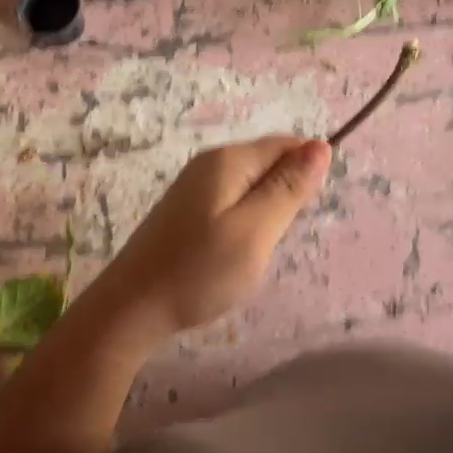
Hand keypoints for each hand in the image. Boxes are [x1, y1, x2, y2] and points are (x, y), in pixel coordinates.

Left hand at [76, 136, 331, 347]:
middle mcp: (210, 162)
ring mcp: (194, 185)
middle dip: (286, 194)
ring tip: (256, 250)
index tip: (304, 214)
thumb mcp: (256, 231)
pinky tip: (235, 252)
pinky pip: (232, 200)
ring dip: (266, 211)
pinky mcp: (186, 209)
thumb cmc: (199, 271)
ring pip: (252, 183)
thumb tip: (321, 146)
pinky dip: (245, 221)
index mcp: (229, 160)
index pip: (286, 144)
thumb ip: (288, 188)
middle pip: (268, 161)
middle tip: (275, 238)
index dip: (306, 172)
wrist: (130, 309)